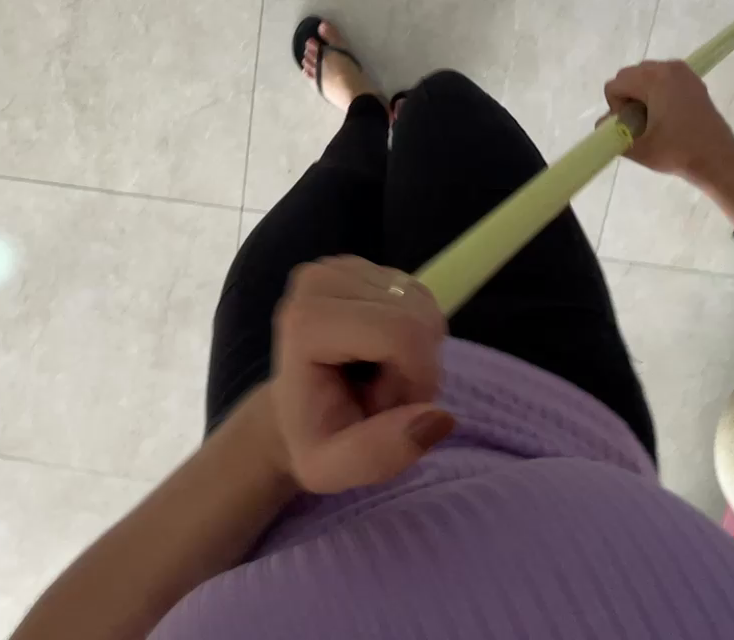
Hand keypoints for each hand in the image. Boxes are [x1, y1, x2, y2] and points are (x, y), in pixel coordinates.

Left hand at [266, 256, 454, 493]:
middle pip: (416, 316)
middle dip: (417, 367)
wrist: (293, 407)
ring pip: (422, 305)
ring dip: (417, 351)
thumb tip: (440, 417)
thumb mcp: (332, 469)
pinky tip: (384, 352)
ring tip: (379, 376)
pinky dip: (416, 331)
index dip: (416, 379)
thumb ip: (382, 453)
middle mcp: (318, 280)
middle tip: (383, 396)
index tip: (388, 410)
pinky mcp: (360, 265)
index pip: (401, 334)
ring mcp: (339, 266)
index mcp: (306, 321)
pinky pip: (418, 296)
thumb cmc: (311, 438)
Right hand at [604, 60, 733, 181]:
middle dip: (627, 97)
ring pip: (644, 75)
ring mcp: (682, 71)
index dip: (616, 107)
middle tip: (641, 122)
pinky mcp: (692, 79)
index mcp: (653, 79)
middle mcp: (667, 68)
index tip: (632, 125)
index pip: (614, 85)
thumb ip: (610, 132)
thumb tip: (604, 123)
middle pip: (628, 76)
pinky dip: (656, 91)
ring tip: (654, 118)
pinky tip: (666, 113)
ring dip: (640, 94)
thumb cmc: (677, 152)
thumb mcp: (635, 147)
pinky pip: (661, 78)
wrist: (718, 159)